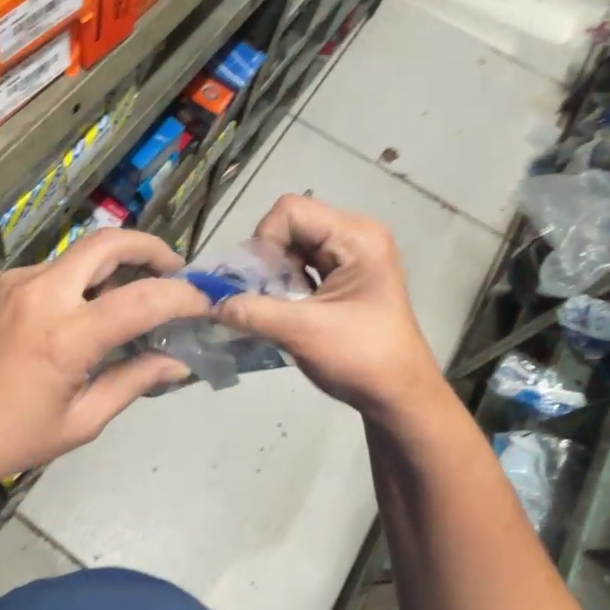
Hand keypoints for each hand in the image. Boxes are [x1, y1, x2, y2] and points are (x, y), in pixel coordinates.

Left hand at [0, 229, 209, 494]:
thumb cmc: (5, 439)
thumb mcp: (78, 423)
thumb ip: (131, 383)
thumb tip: (177, 363)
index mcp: (65, 335)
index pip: (143, 298)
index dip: (184, 297)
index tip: (205, 303)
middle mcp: (41, 293)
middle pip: (108, 241)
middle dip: (150, 247)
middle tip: (174, 271)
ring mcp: (14, 282)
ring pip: (78, 255)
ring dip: (111, 267)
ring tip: (130, 300)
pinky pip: (51, 272)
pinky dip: (77, 283)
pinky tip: (79, 317)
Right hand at [215, 194, 442, 417]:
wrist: (400, 398)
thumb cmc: (362, 359)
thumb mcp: (302, 332)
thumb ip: (252, 312)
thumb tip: (209, 302)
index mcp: (357, 237)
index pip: (291, 211)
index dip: (265, 241)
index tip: (261, 282)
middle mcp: (356, 235)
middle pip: (291, 224)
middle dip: (268, 260)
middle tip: (262, 297)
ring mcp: (352, 254)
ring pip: (293, 245)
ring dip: (276, 274)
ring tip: (275, 307)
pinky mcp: (346, 274)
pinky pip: (303, 263)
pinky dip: (287, 283)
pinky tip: (286, 309)